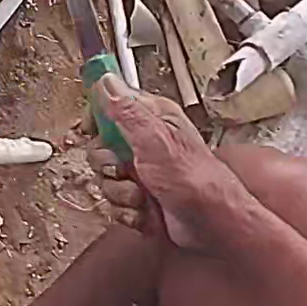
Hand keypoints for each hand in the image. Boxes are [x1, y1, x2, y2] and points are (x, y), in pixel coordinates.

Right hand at [89, 73, 255, 252]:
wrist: (212, 224)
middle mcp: (146, 143)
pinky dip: (129, 213)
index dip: (97, 118)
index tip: (93, 130)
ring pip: (106, 180)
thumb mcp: (155, 139)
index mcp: (152, 119)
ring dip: (121, 194)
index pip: (110, 104)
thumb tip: (107, 81)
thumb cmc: (195, 181)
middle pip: (100, 148)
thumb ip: (127, 111)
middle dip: (108, 167)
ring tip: (144, 196)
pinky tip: (147, 212)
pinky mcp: (142, 198)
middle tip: (126, 170)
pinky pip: (116, 204)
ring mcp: (144, 172)